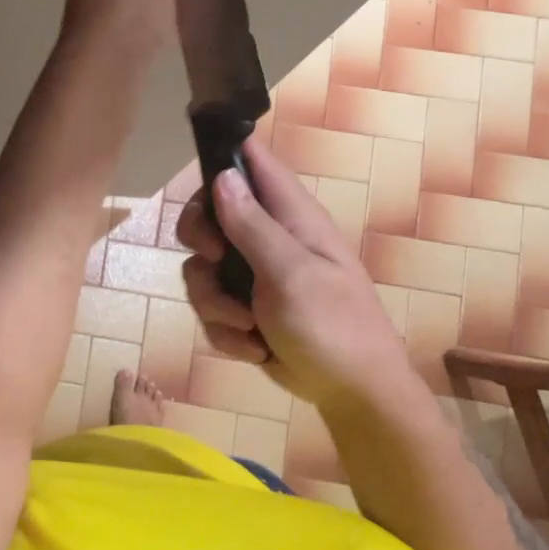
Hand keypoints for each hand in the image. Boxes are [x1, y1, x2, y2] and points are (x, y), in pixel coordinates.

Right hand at [176, 138, 415, 411]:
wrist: (351, 393)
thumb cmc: (333, 326)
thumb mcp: (291, 274)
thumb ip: (252, 227)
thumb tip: (222, 176)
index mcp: (290, 216)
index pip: (251, 162)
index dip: (221, 156)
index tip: (197, 180)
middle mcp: (269, 238)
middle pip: (208, 215)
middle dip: (201, 243)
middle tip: (214, 262)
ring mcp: (254, 275)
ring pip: (201, 269)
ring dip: (214, 304)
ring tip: (247, 326)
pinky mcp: (243, 309)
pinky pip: (210, 307)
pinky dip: (225, 331)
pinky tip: (254, 347)